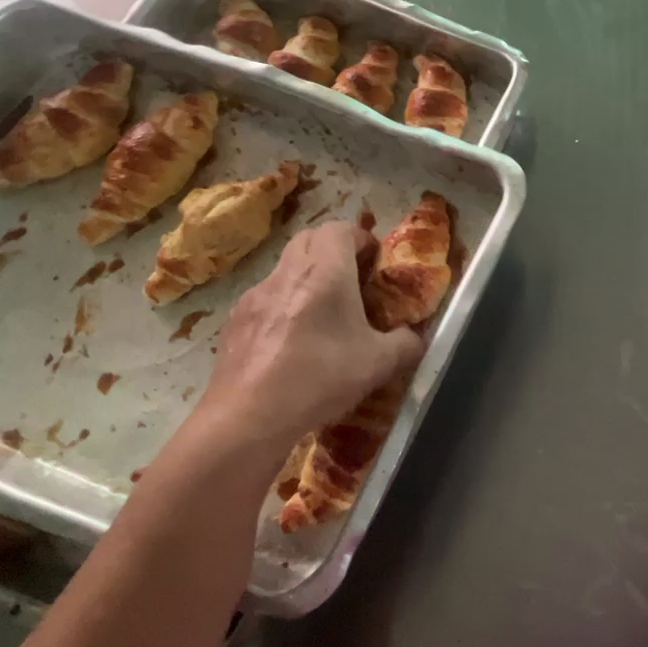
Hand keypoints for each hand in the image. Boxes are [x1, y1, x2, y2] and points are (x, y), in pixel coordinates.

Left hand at [197, 221, 422, 446]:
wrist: (247, 418)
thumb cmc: (319, 378)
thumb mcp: (379, 364)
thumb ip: (406, 343)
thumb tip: (414, 338)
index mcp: (326, 272)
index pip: (341, 228)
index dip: (361, 239)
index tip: (374, 263)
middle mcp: (287, 273)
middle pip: (310, 239)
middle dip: (333, 251)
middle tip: (352, 281)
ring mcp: (255, 296)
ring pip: (285, 269)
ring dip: (306, 279)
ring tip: (322, 316)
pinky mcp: (234, 322)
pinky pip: (265, 300)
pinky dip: (282, 307)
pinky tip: (290, 344)